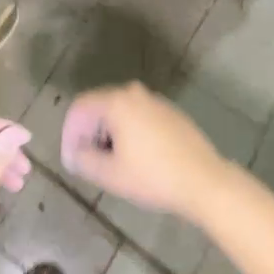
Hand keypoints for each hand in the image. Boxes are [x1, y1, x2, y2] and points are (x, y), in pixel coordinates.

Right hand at [59, 82, 229, 218]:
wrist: (204, 181)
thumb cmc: (153, 177)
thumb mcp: (111, 174)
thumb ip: (84, 160)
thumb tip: (75, 153)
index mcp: (117, 101)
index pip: (80, 108)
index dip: (69, 133)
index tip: (70, 159)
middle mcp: (134, 92)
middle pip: (99, 105)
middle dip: (88, 132)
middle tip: (86, 160)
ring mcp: (155, 100)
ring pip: (119, 110)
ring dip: (108, 132)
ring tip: (109, 161)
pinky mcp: (169, 111)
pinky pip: (138, 114)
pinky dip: (128, 130)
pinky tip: (134, 155)